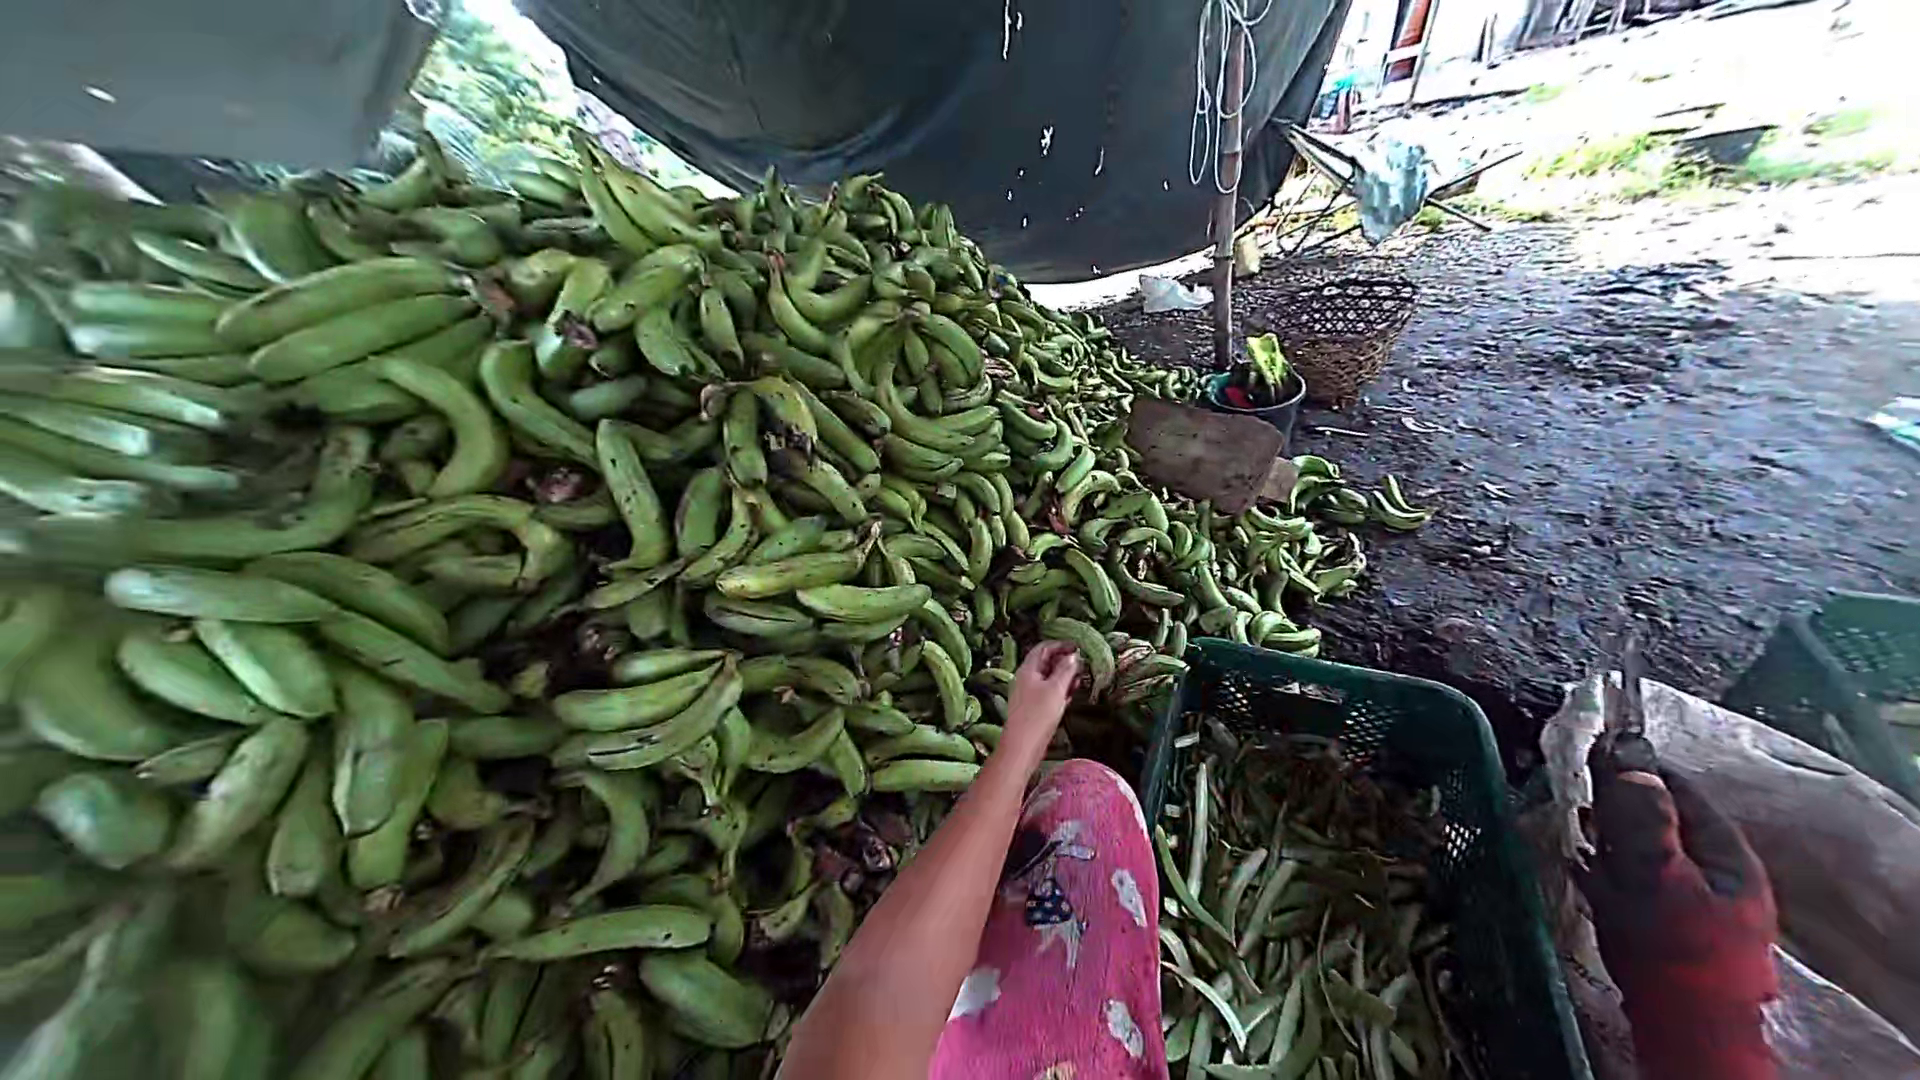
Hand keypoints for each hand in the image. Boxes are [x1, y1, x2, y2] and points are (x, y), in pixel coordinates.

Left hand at [999, 641, 1079, 763]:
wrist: (1022, 746)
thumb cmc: (1038, 714)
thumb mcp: (1056, 689)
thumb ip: (1065, 670)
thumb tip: (1073, 656)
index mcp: (1028, 669)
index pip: (1044, 648)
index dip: (1060, 645)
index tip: (1078, 647)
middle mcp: (1026, 678)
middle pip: (1046, 662)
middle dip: (1063, 660)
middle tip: (1081, 663)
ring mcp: (1029, 693)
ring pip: (1048, 678)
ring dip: (1064, 676)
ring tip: (1079, 679)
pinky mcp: (1033, 707)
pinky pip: (1048, 692)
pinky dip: (1060, 689)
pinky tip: (1071, 694)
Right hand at [1577, 769, 1777, 1075]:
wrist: (1679, 1021)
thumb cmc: (1671, 942)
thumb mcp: (1654, 871)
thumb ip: (1642, 814)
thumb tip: (1629, 757)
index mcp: (1724, 854)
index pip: (1675, 788)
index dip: (1631, 766)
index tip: (1583, 751)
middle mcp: (1711, 868)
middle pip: (1652, 813)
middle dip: (1609, 803)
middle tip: (1572, 796)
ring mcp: (1685, 891)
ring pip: (1634, 841)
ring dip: (1600, 832)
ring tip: (1574, 832)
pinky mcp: (1658, 911)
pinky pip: (1623, 868)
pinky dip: (1598, 860)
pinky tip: (1580, 866)